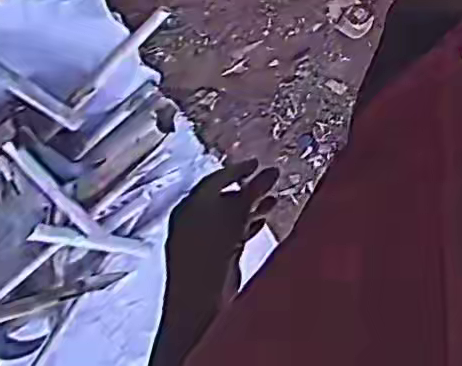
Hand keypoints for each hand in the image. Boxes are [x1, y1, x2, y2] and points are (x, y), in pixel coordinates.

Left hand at [165, 158, 278, 306]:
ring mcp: (197, 241)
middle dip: (247, 190)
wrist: (199, 297)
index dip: (238, 169)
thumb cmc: (214, 248)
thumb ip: (255, 190)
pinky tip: (261, 222)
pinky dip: (245, 224)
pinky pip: (228, 232)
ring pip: (227, 216)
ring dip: (249, 207)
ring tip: (271, 201)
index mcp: (190, 205)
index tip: (257, 164)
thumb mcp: (238, 212)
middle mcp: (189, 221)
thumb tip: (272, 171)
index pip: (216, 179)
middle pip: (222, 197)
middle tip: (268, 181)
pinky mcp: (207, 257)